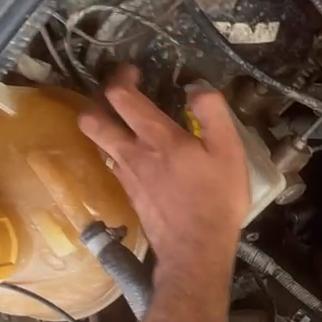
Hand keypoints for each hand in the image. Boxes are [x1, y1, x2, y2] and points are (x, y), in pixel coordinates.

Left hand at [79, 65, 250, 280]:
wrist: (195, 250)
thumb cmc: (216, 200)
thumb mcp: (229, 152)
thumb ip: (213, 114)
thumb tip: (198, 88)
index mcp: (156, 137)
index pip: (121, 96)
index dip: (121, 77)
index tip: (133, 72)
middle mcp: (132, 153)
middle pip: (92, 118)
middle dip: (99, 99)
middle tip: (118, 95)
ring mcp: (126, 176)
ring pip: (98, 142)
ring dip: (104, 125)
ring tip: (123, 121)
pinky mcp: (129, 194)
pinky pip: (112, 163)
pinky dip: (116, 150)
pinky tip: (135, 155)